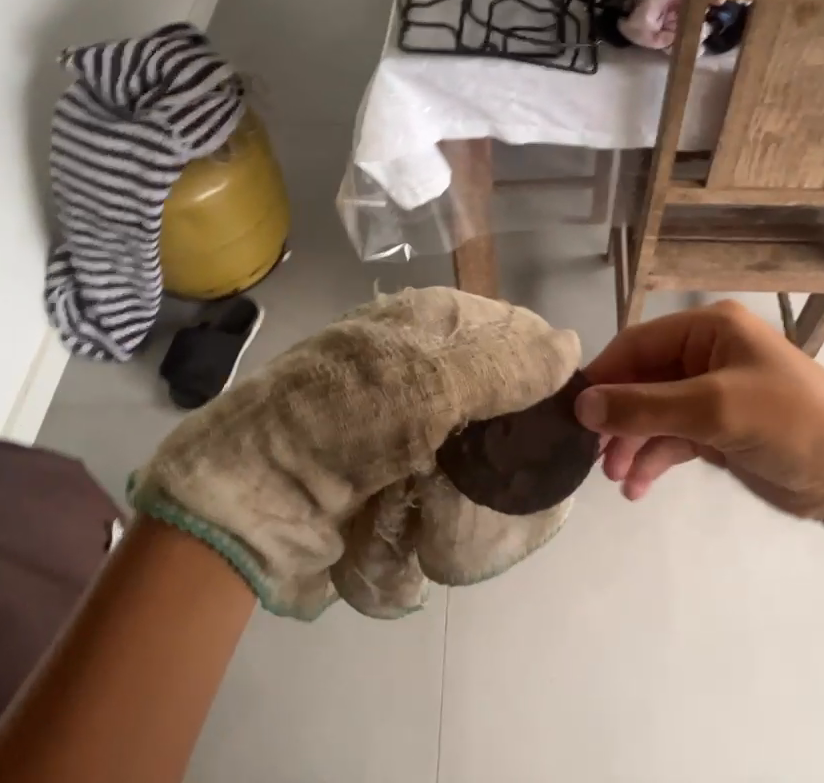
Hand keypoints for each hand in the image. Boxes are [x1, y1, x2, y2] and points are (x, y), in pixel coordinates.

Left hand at [136, 287, 579, 617]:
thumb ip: (505, 364)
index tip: (560, 406)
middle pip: (497, 382)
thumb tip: (573, 345)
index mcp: (423, 320)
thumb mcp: (427, 382)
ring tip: (512, 488)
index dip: (539, 361)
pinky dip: (465, 487)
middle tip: (538, 454)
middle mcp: (417, 361)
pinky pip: (450, 470)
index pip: (509, 327)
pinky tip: (476, 502)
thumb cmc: (341, 422)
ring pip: (478, 431)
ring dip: (493, 461)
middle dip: (519, 419)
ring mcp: (404, 416)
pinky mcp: (394, 465)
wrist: (250, 500)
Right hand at [573, 301, 823, 520]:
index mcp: (709, 329)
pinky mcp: (722, 432)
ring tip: (618, 479)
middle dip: (619, 419)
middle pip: (643, 381)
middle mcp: (708, 355)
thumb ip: (644, 407)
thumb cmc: (790, 423)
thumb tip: (581, 405)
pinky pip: (674, 439)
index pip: (638, 344)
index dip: (604, 377)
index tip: (572, 415)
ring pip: (655, 414)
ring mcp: (715, 395)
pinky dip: (655, 460)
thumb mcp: (714, 409)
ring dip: (634, 444)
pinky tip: (639, 488)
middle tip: (594, 456)